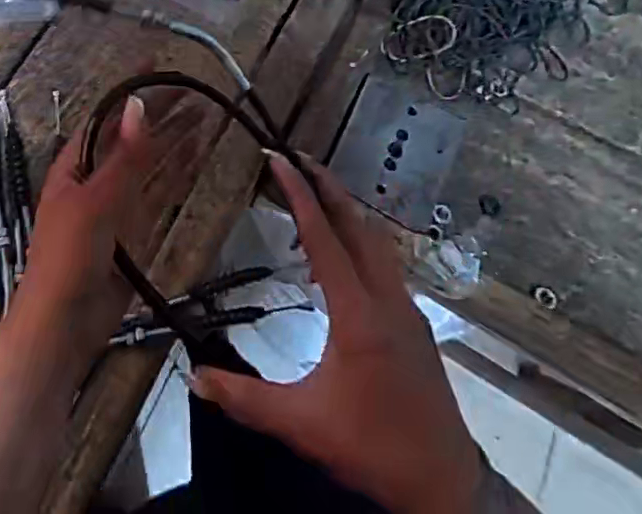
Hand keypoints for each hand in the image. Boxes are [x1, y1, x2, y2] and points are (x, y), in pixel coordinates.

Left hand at [0, 93, 197, 513]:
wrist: (63, 326)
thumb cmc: (68, 257)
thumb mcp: (97, 202)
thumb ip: (124, 157)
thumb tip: (139, 105)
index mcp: (75, 165)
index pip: (106, 115)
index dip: (131, 89)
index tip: (159, 65)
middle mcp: (94, 177)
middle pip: (131, 136)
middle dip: (160, 112)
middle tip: (195, 89)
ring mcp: (114, 203)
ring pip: (148, 161)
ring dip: (173, 138)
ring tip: (204, 115)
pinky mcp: (131, 229)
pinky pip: (156, 191)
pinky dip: (175, 172)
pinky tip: (195, 157)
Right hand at [190, 153, 486, 513]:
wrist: (446, 483)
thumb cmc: (373, 448)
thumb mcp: (303, 424)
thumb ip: (245, 399)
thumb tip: (195, 378)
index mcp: (358, 313)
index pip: (324, 238)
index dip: (299, 194)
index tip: (279, 160)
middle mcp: (386, 298)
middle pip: (357, 225)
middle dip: (327, 186)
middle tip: (296, 158)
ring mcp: (406, 307)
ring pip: (376, 241)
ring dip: (345, 211)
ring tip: (312, 199)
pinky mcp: (413, 321)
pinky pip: (383, 263)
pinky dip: (357, 242)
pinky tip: (336, 261)